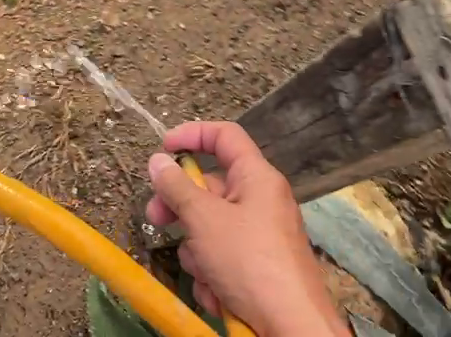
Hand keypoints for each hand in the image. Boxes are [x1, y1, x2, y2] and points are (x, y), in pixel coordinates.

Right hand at [147, 122, 348, 336]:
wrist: (294, 332)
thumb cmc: (249, 263)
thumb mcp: (203, 218)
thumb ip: (176, 186)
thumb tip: (158, 161)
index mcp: (257, 178)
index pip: (224, 135)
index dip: (191, 134)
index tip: (163, 149)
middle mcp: (262, 202)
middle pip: (211, 187)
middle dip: (180, 205)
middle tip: (156, 218)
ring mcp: (262, 239)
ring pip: (212, 227)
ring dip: (197, 249)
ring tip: (202, 271)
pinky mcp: (260, 271)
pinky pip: (224, 258)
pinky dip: (213, 273)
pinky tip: (216, 293)